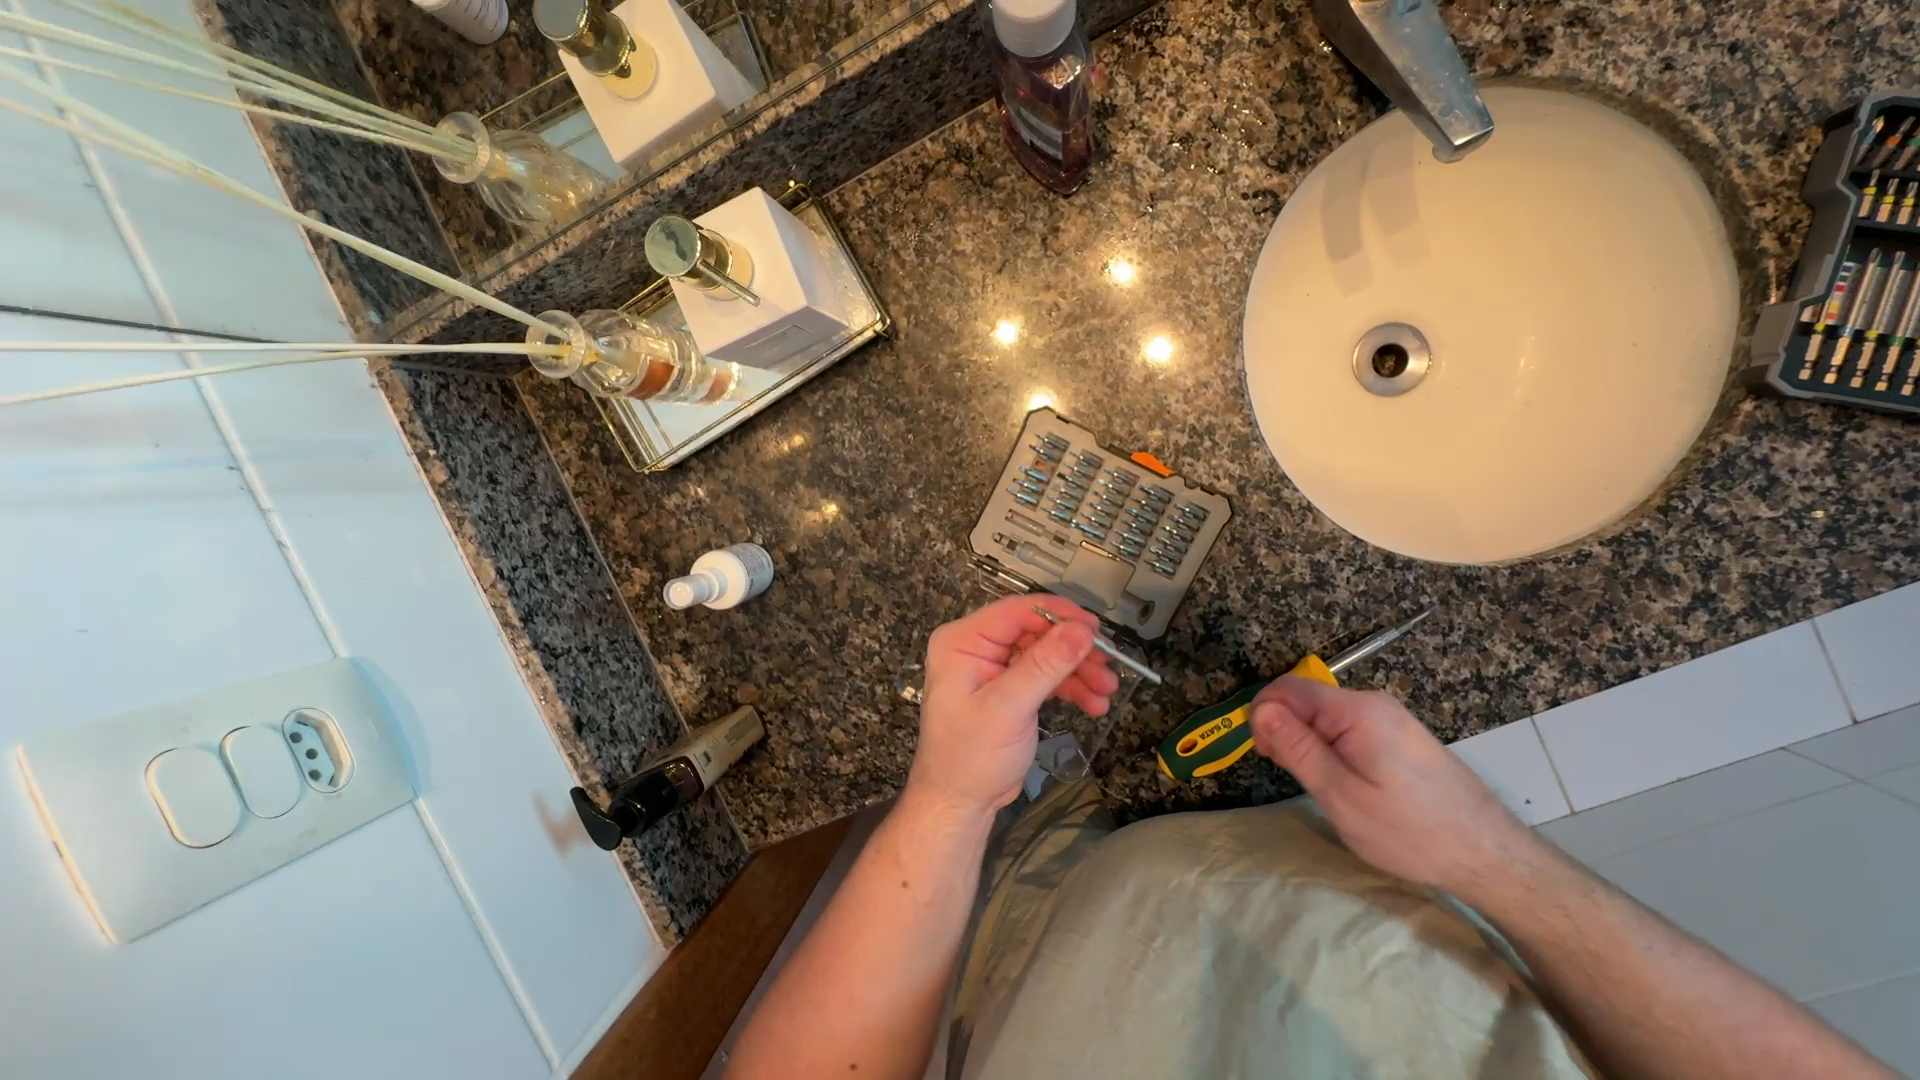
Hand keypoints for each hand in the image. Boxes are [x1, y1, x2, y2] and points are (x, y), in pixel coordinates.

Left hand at [907, 595, 1119, 816]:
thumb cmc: (969, 757)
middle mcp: (977, 648)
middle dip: (1073, 650)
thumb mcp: (1007, 708)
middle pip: (1036, 632)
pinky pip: (1046, 676)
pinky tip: (1094, 703)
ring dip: (1078, 671)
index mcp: (963, 641)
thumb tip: (1081, 631)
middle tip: (1108, 664)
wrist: (959, 803)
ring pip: (1046, 654)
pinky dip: (1071, 687)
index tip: (1094, 629)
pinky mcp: (1010, 689)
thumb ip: (1044, 666)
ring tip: (1106, 690)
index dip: (1058, 615)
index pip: (1016, 612)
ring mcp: (995, 669)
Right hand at [1249, 677, 1536, 897]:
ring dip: (1308, 740)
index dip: (1263, 715)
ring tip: (1320, 784)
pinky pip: (1349, 727)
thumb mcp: (1341, 796)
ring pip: (1326, 715)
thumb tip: (1261, 709)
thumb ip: (1298, 748)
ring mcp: (1391, 717)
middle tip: (1292, 776)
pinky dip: (1332, 747)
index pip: (1288, 688)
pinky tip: (1344, 781)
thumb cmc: (1409, 832)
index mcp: (1357, 711)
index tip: (1266, 756)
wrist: (1488, 855)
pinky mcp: (1401, 735)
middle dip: (1285, 729)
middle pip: (1307, 699)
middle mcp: (1375, 703)